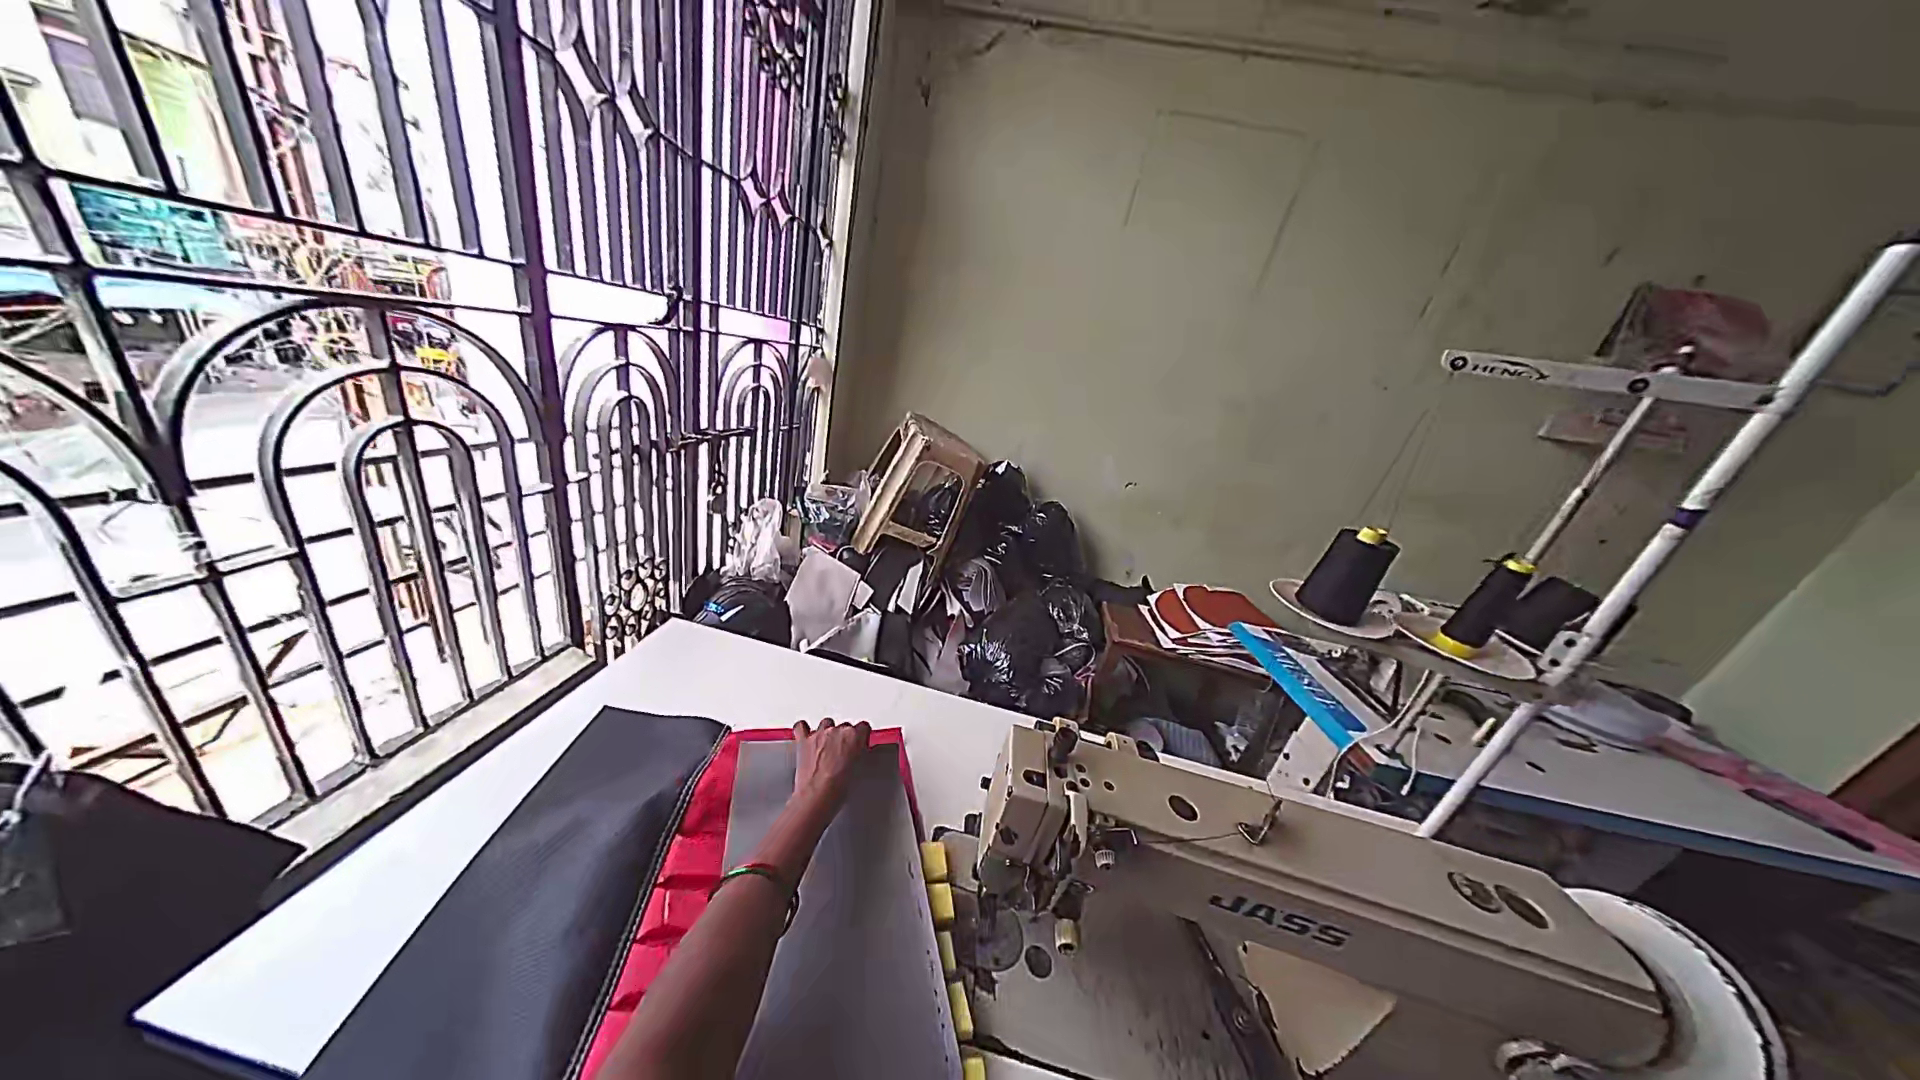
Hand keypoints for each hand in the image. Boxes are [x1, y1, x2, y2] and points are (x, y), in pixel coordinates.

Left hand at [792, 718, 870, 811]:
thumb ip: (858, 754)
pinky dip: (804, 729)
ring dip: (827, 732)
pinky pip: (801, 727)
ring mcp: (819, 734)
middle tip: (842, 752)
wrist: (817, 796)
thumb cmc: (837, 788)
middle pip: (844, 726)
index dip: (861, 736)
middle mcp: (837, 731)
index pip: (863, 727)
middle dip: (844, 737)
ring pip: (826, 724)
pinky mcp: (804, 740)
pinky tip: (806, 735)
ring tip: (826, 746)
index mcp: (855, 737)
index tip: (860, 742)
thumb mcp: (858, 770)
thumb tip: (855, 754)